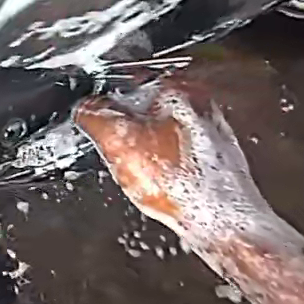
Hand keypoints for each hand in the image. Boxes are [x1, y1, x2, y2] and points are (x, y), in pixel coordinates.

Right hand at [72, 84, 286, 252]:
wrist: (221, 224)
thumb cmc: (178, 183)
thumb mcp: (115, 141)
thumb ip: (93, 115)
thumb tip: (83, 107)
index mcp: (176, 89)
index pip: (128, 79)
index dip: (104, 101)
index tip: (96, 118)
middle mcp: (200, 105)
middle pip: (144, 107)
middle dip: (126, 128)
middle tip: (118, 150)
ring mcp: (211, 132)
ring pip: (158, 132)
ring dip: (144, 149)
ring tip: (141, 170)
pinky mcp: (216, 159)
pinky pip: (175, 155)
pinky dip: (163, 167)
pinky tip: (160, 183)